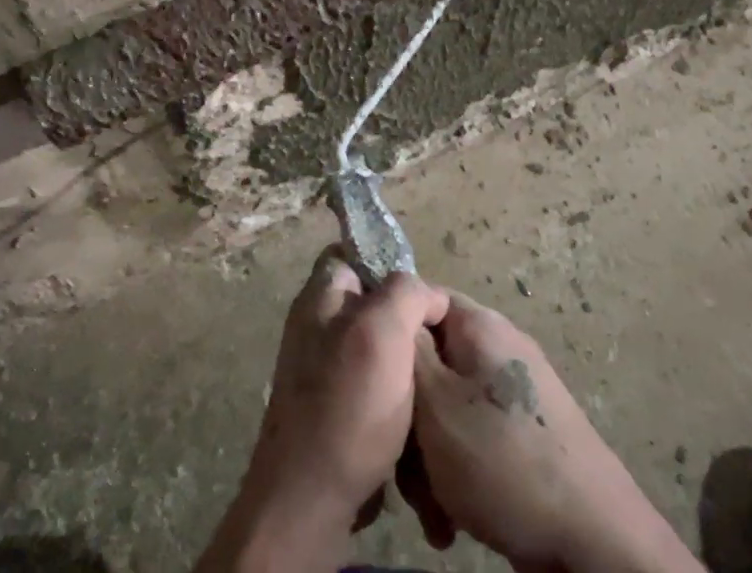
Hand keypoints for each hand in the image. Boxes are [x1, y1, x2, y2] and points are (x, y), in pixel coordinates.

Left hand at [196, 245, 447, 571]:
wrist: (311, 497)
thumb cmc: (347, 406)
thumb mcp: (381, 332)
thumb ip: (404, 294)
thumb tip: (429, 295)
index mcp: (318, 300)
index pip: (349, 255)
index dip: (387, 262)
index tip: (423, 292)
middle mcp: (315, 328)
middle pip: (369, 303)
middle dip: (406, 316)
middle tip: (439, 336)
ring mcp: (322, 371)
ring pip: (376, 347)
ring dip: (406, 359)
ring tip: (436, 374)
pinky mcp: (335, 410)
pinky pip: (375, 386)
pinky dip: (398, 394)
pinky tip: (419, 409)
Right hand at [412, 292, 702, 572]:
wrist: (593, 540)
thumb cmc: (501, 460)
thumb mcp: (434, 400)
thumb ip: (404, 349)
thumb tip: (387, 306)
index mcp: (480, 326)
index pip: (416, 299)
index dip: (383, 329)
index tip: (359, 371)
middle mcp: (497, 351)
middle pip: (425, 363)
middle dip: (402, 415)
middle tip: (395, 459)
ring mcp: (511, 397)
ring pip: (440, 411)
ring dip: (422, 458)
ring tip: (427, 505)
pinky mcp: (519, 438)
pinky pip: (465, 440)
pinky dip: (449, 474)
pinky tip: (446, 518)